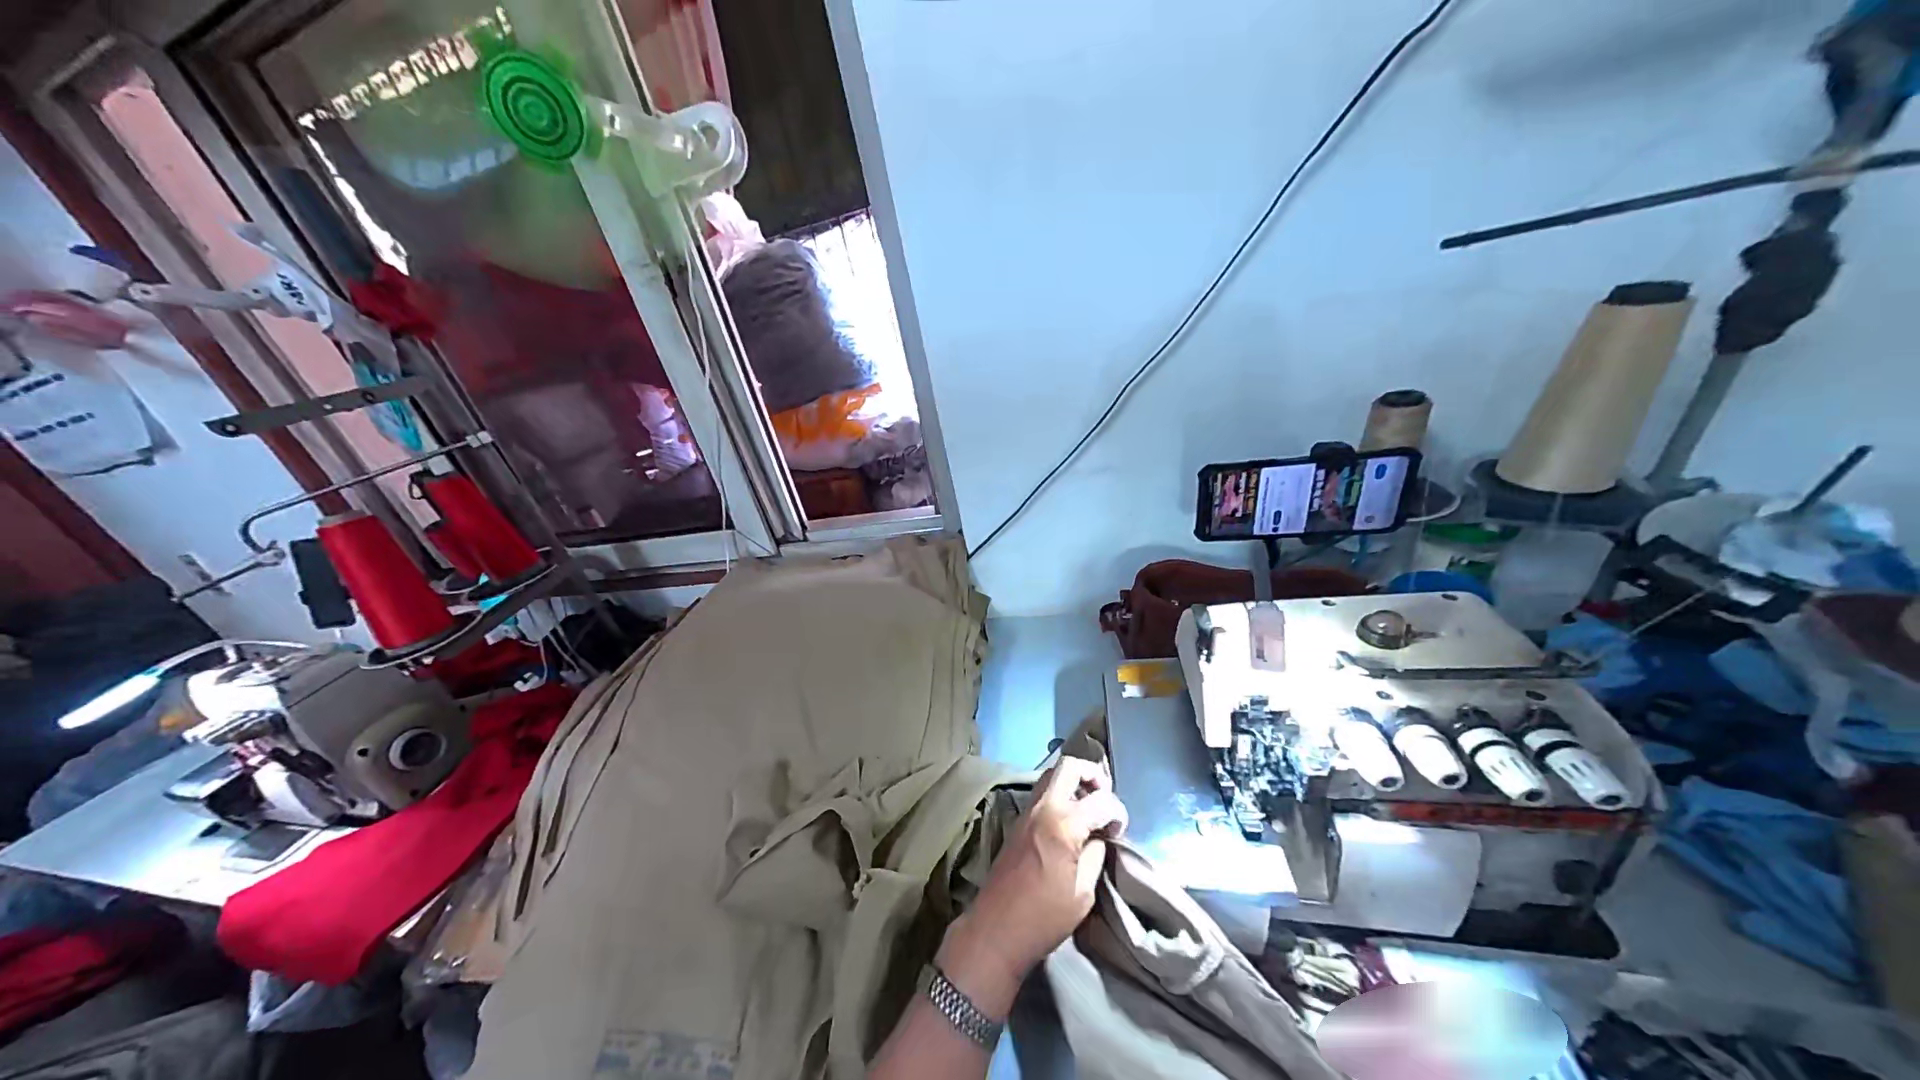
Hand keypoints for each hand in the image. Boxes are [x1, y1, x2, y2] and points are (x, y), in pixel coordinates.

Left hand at [936, 756, 1127, 1017]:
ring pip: (1052, 775)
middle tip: (1105, 800)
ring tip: (1089, 809)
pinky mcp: (1017, 821)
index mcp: (1062, 823)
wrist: (996, 929)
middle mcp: (1042, 807)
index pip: (1102, 800)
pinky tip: (1070, 821)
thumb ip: (1095, 855)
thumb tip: (1099, 837)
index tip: (1119, 832)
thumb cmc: (1043, 917)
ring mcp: (1026, 811)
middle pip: (1069, 765)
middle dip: (1093, 775)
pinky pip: (1042, 792)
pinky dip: (1060, 795)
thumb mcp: (1083, 892)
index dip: (1118, 813)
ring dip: (1074, 783)